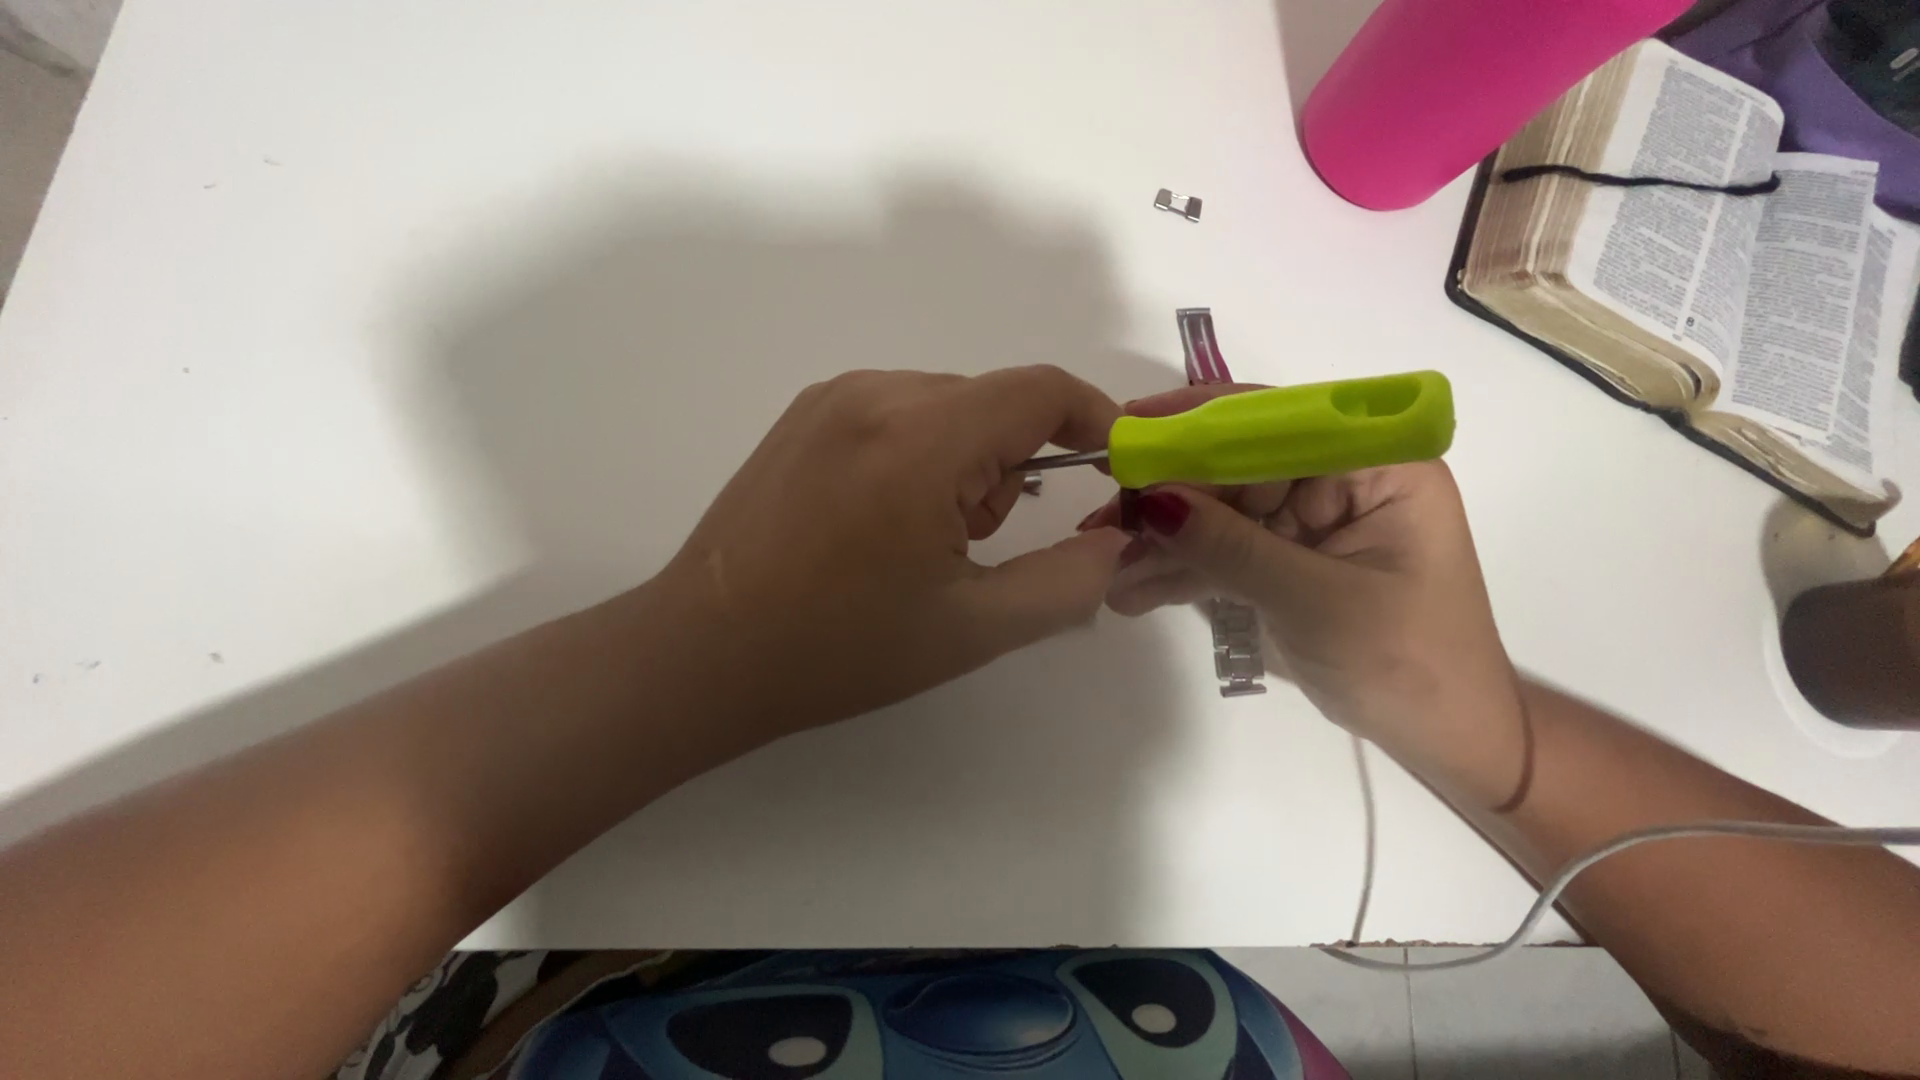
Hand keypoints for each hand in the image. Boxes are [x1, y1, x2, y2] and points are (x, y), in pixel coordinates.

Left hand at [655, 366, 1131, 741]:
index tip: (1111, 471)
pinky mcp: (801, 416)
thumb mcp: (972, 628)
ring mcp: (829, 399)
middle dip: (1012, 467)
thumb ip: (1067, 581)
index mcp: (919, 439)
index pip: (1039, 391)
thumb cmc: (840, 648)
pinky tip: (877, 521)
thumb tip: (1118, 540)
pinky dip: (918, 455)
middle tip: (974, 548)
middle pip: (991, 402)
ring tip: (916, 543)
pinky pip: (896, 413)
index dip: (1094, 420)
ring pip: (945, 408)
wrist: (703, 654)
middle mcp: (874, 393)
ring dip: (963, 464)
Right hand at [1087, 384, 1520, 764]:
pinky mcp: (1287, 560)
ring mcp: (1310, 522)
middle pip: (1237, 467)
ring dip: (1166, 541)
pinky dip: (1183, 571)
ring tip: (1107, 566)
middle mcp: (1341, 481)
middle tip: (1104, 520)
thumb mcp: (1313, 601)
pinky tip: (1133, 589)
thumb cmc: (1406, 664)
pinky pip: (1226, 552)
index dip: (1201, 422)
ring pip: (1222, 512)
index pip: (1279, 424)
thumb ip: (1231, 548)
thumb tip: (1151, 502)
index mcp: (1378, 467)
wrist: (1442, 737)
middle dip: (1170, 495)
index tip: (1131, 431)